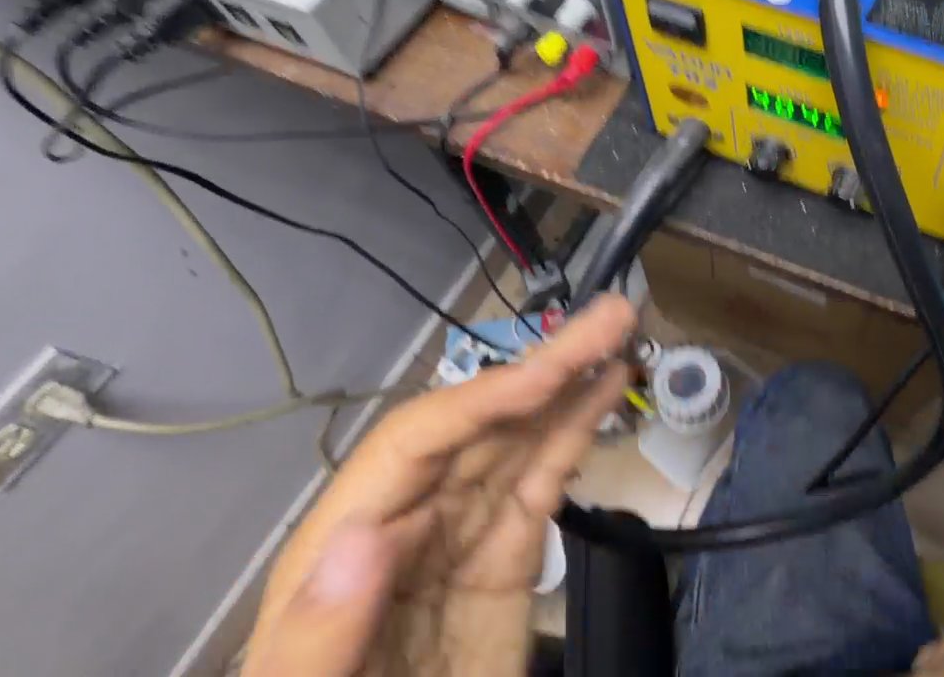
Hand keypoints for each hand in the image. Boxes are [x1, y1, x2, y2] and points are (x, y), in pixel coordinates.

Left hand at [240, 295, 636, 676]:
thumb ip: (322, 629)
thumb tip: (365, 535)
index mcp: (347, 541)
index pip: (418, 442)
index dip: (485, 400)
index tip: (549, 376)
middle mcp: (412, 519)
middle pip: (483, 424)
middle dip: (546, 366)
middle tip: (611, 314)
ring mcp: (465, 537)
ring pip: (523, 442)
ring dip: (573, 384)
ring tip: (622, 333)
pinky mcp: (509, 562)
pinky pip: (544, 485)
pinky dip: (577, 434)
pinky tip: (604, 392)